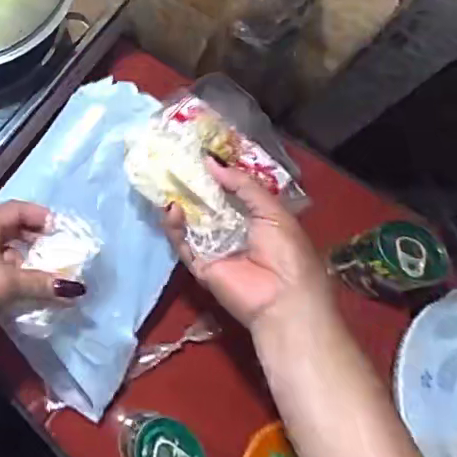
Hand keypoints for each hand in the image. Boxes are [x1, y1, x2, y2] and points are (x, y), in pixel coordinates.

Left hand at [0, 201, 83, 342]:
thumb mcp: (6, 284)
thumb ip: (41, 283)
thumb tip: (76, 288)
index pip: (16, 209)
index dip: (40, 215)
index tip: (63, 229)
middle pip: (13, 228)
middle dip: (37, 238)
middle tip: (62, 251)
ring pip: (8, 251)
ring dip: (30, 260)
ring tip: (53, 273)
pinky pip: (2, 269)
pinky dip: (19, 275)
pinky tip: (33, 290)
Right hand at [158, 160, 333, 333]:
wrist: (283, 300)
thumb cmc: (288, 253)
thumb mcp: (272, 211)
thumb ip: (243, 185)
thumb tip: (210, 161)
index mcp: (254, 220)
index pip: (229, 193)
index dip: (215, 176)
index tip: (198, 156)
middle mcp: (231, 232)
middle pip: (205, 205)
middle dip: (191, 186)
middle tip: (174, 165)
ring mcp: (213, 248)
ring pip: (189, 221)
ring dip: (179, 203)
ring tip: (168, 183)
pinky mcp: (197, 263)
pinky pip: (181, 242)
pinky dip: (174, 226)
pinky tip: (172, 209)